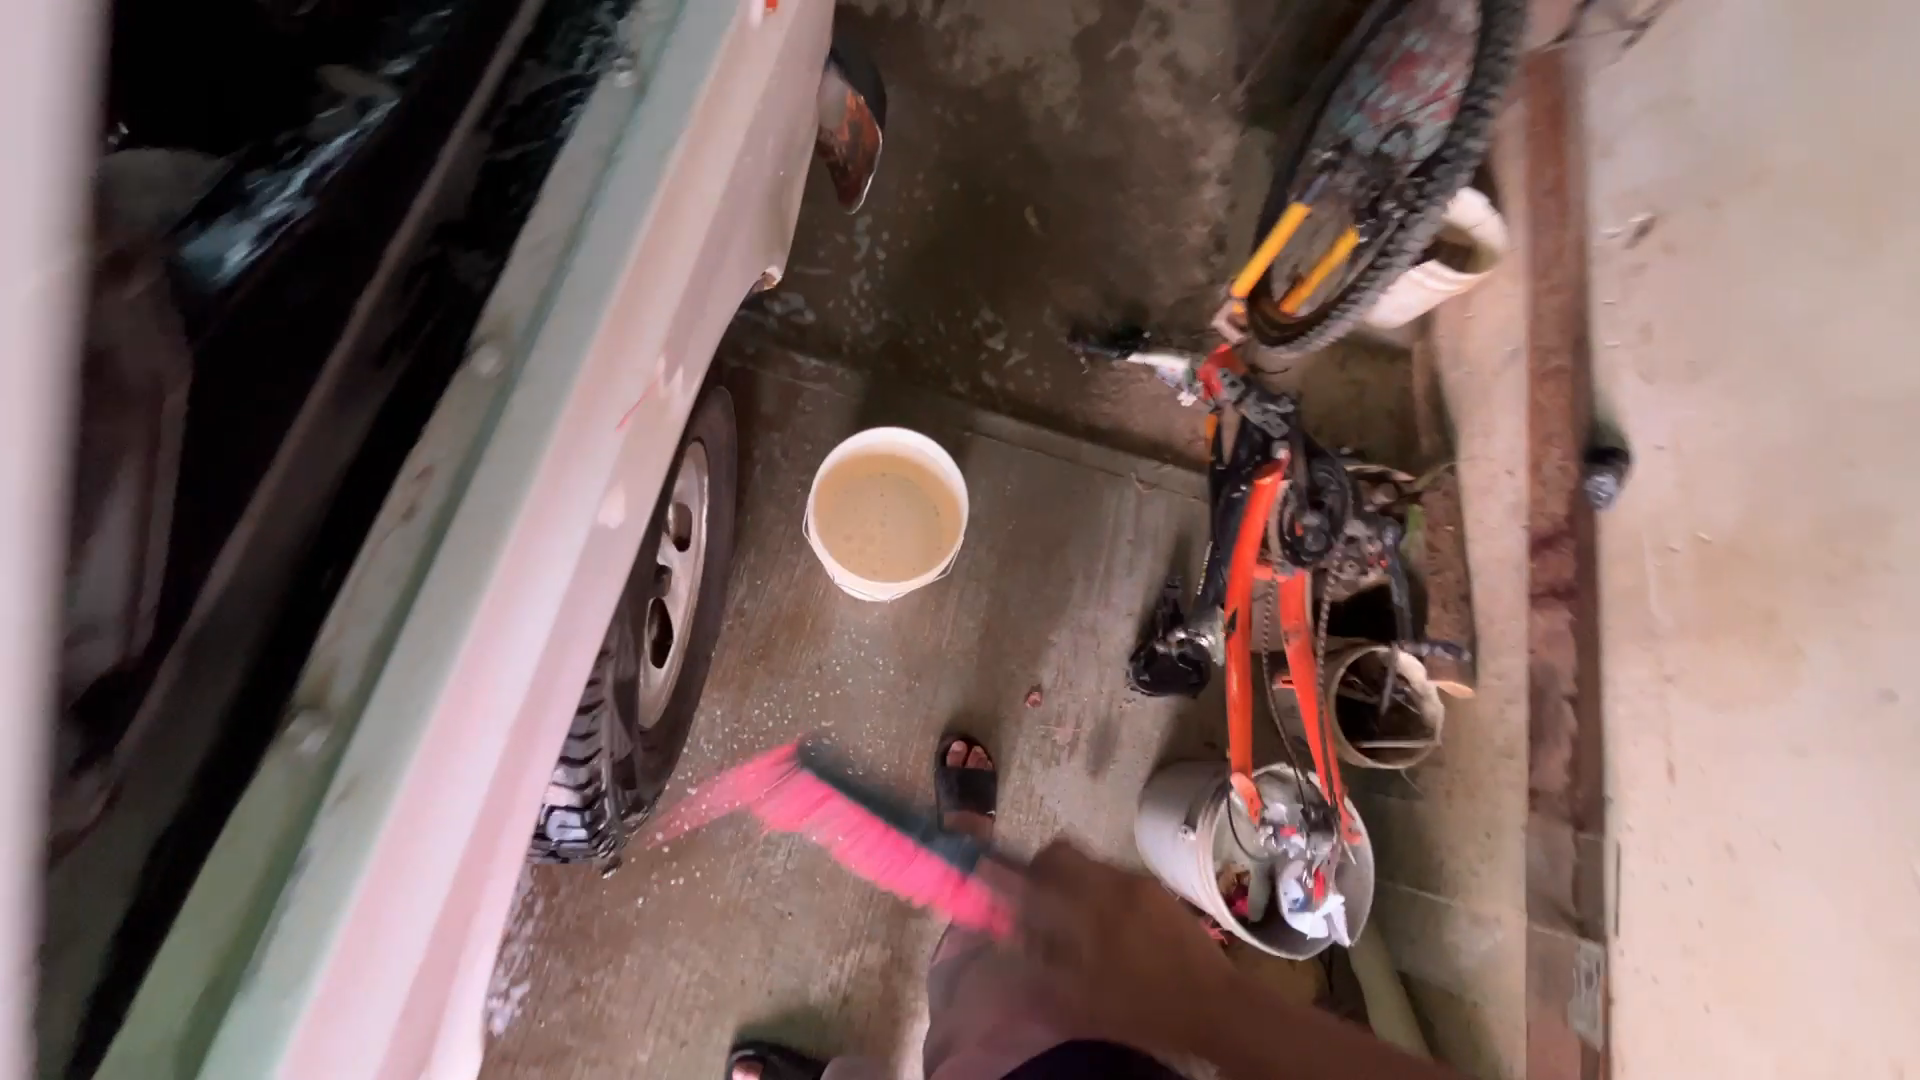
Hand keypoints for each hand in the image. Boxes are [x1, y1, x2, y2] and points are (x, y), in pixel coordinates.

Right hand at [1017, 840, 1233, 1054]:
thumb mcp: (1086, 1000)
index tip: (1021, 894)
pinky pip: (1119, 883)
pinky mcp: (1160, 892)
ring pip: (1094, 870)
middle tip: (1045, 910)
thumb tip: (1021, 945)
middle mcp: (1117, 880)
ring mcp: (1141, 882)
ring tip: (1080, 928)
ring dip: (1079, 889)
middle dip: (1050, 877)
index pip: (1051, 858)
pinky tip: (1113, 934)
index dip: (1029, 870)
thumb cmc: (1148, 1007)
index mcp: (1096, 900)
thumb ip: (1046, 968)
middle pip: (1069, 856)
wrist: (1218, 1006)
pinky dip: (1105, 898)